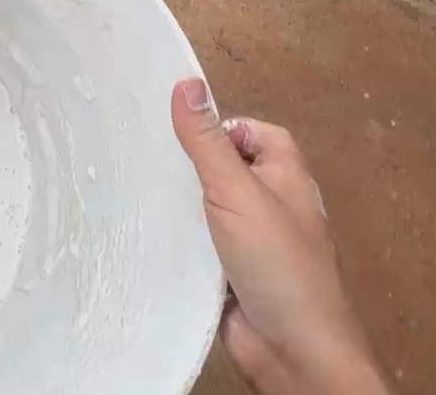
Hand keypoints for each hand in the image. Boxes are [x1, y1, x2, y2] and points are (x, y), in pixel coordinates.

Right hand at [172, 79, 389, 394]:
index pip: (257, 133)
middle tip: (153, 157)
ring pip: (210, 205)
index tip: (186, 133)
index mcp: (287, 178)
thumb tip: (187, 82)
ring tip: (143, 189)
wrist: (292, 353)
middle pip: (229, 166)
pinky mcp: (231, 271)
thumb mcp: (236, 189)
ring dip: (183, 201)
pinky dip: (180, 235)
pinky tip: (151, 230)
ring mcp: (253, 241)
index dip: (224, 126)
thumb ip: (207, 140)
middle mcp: (273, 206)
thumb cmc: (276, 261)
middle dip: (194, 162)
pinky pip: (201, 240)